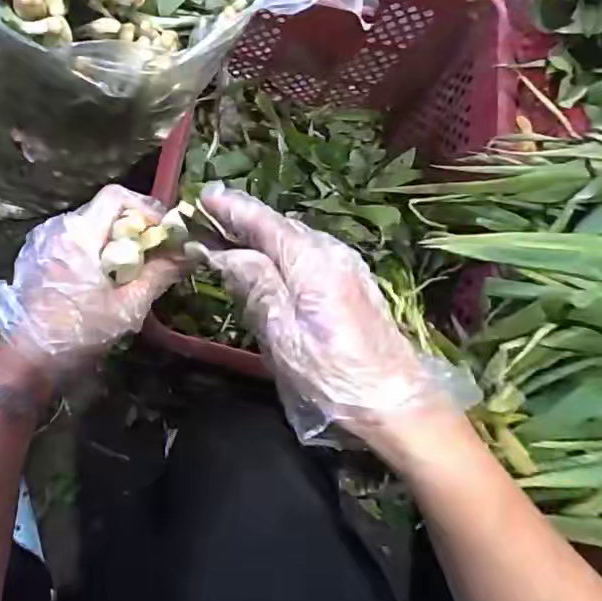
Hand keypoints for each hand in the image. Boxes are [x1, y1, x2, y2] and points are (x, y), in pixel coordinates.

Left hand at [0, 185, 182, 377]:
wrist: (27, 360)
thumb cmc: (79, 332)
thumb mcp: (128, 307)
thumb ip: (160, 274)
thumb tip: (190, 253)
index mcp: (79, 233)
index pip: (117, 195)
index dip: (145, 208)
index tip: (161, 234)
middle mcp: (58, 228)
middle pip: (103, 209)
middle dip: (132, 226)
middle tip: (152, 254)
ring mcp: (42, 241)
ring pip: (88, 225)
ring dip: (112, 239)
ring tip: (128, 269)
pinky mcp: (35, 256)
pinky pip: (71, 240)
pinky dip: (92, 250)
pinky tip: (100, 278)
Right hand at [192, 183, 473, 441]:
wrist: (397, 404)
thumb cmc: (333, 375)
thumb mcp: (283, 335)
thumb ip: (255, 285)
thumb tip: (224, 252)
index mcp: (312, 261)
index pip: (264, 223)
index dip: (232, 209)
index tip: (204, 196)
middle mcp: (331, 252)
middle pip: (279, 225)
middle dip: (242, 218)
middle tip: (205, 215)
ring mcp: (346, 265)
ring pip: (293, 237)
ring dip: (260, 232)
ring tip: (227, 232)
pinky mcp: (352, 282)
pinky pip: (307, 251)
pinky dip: (279, 247)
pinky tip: (265, 257)